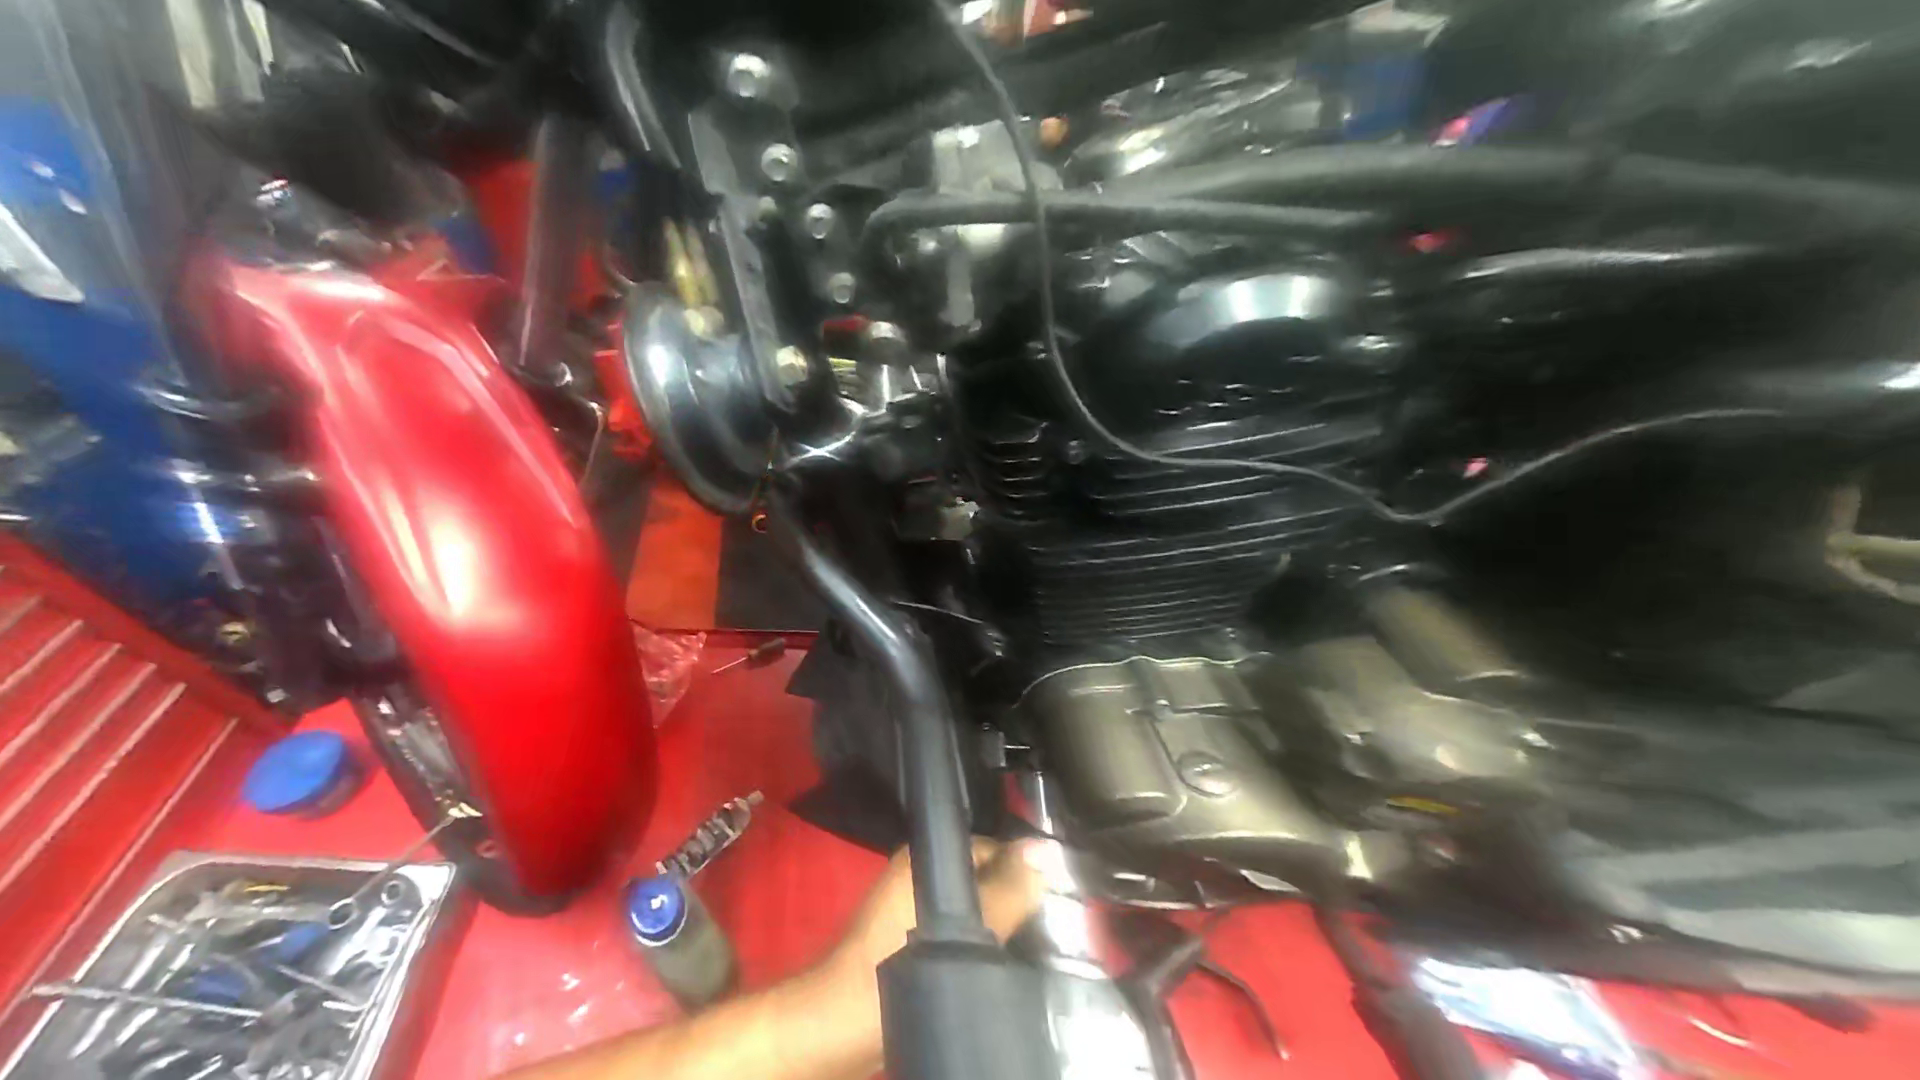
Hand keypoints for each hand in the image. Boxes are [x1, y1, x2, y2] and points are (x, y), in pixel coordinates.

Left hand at [829, 837, 1042, 979]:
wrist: (839, 1028)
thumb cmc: (895, 967)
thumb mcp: (959, 930)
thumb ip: (1005, 890)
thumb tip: (1047, 848)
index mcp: (924, 859)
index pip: (990, 848)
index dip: (1024, 868)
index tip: (1059, 894)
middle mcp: (919, 876)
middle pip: (982, 877)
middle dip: (1015, 897)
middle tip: (1053, 925)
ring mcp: (915, 910)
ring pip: (973, 907)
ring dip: (1001, 923)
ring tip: (1040, 942)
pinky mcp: (914, 943)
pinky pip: (959, 931)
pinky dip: (982, 943)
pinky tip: (1007, 960)